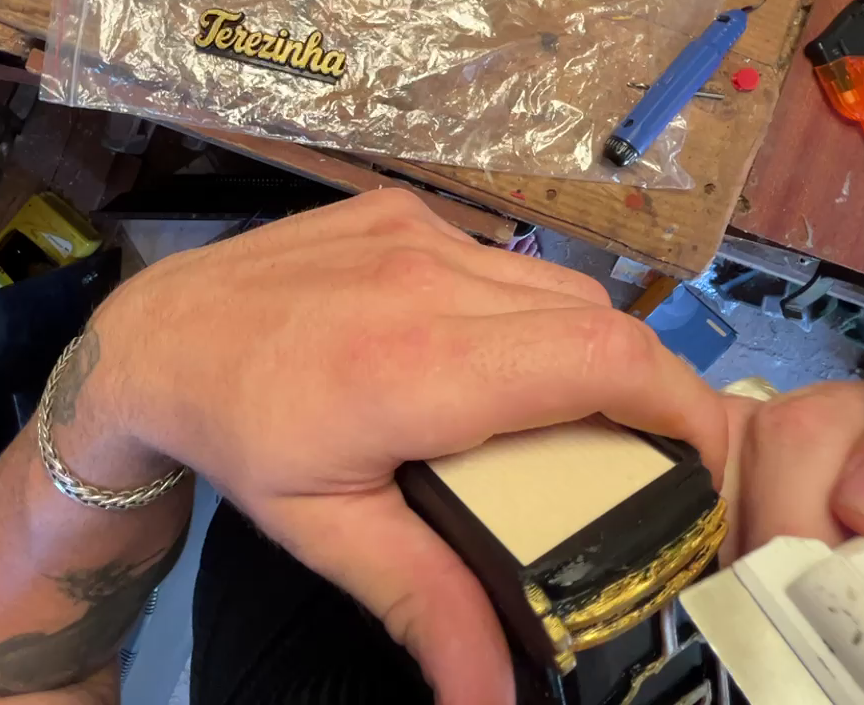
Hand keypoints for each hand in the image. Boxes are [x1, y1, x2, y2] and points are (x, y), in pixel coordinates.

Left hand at [54, 189, 727, 704]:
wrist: (162, 333)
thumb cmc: (236, 430)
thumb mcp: (325, 526)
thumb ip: (426, 603)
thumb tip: (496, 702)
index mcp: (418, 369)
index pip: (601, 362)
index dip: (681, 402)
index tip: (702, 452)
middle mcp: (427, 280)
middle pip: (592, 320)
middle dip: (634, 382)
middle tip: (624, 444)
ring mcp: (412, 230)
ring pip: (550, 283)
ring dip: (573, 340)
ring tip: (550, 398)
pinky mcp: (396, 209)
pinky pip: (495, 256)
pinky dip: (515, 301)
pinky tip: (479, 339)